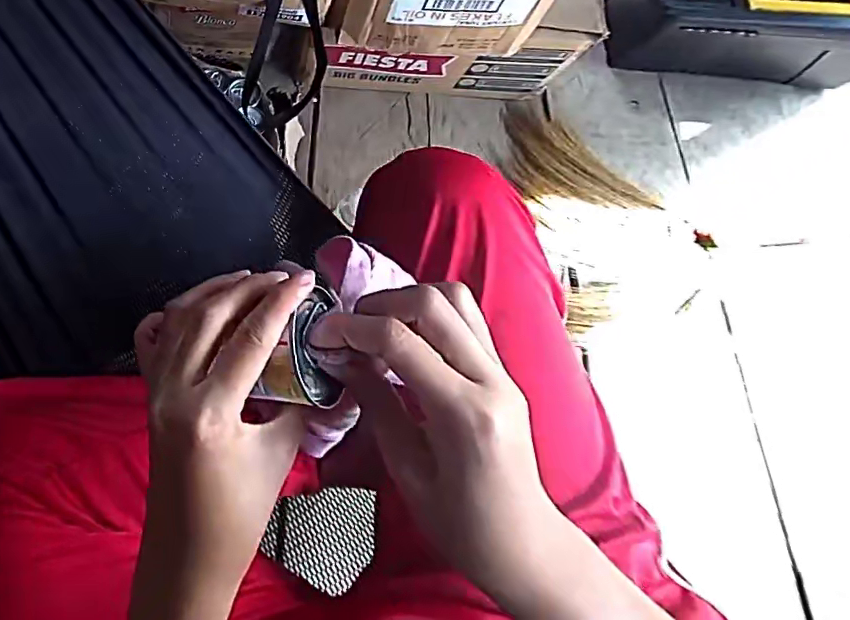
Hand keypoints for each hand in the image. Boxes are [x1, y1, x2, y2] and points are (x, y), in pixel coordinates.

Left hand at [128, 269, 314, 619]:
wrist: (185, 552)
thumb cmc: (237, 516)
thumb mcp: (278, 458)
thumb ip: (298, 406)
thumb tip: (322, 367)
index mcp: (209, 411)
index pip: (249, 338)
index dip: (279, 302)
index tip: (302, 279)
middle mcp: (173, 389)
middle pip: (210, 316)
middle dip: (247, 287)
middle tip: (278, 275)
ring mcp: (154, 386)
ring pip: (179, 317)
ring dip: (213, 291)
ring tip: (246, 277)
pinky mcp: (146, 390)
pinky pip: (151, 337)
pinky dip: (172, 314)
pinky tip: (196, 306)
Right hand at [310, 283, 668, 619]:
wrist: (529, 551)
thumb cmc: (466, 526)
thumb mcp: (406, 470)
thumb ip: (375, 402)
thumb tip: (341, 359)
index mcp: (465, 413)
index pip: (399, 339)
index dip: (350, 328)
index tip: (321, 335)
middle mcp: (491, 382)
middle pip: (429, 302)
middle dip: (376, 305)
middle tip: (347, 329)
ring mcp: (502, 373)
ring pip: (452, 298)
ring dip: (403, 300)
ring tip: (374, 326)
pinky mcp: (502, 371)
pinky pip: (464, 316)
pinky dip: (425, 312)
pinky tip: (403, 335)